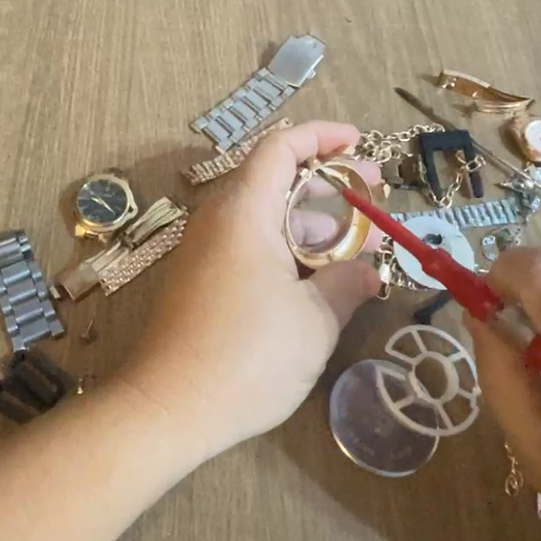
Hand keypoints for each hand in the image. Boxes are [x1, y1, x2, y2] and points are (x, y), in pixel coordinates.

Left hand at [122, 121, 382, 460]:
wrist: (168, 405)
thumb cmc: (247, 355)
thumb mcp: (314, 320)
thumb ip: (346, 284)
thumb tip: (367, 271)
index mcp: (244, 211)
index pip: (279, 147)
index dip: (321, 136)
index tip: (359, 142)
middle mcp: (219, 219)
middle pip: (273, 178)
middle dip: (326, 182)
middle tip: (373, 195)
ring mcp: (205, 249)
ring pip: (263, 215)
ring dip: (310, 221)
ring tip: (357, 243)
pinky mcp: (200, 279)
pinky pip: (248, 243)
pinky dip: (286, 246)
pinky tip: (316, 277)